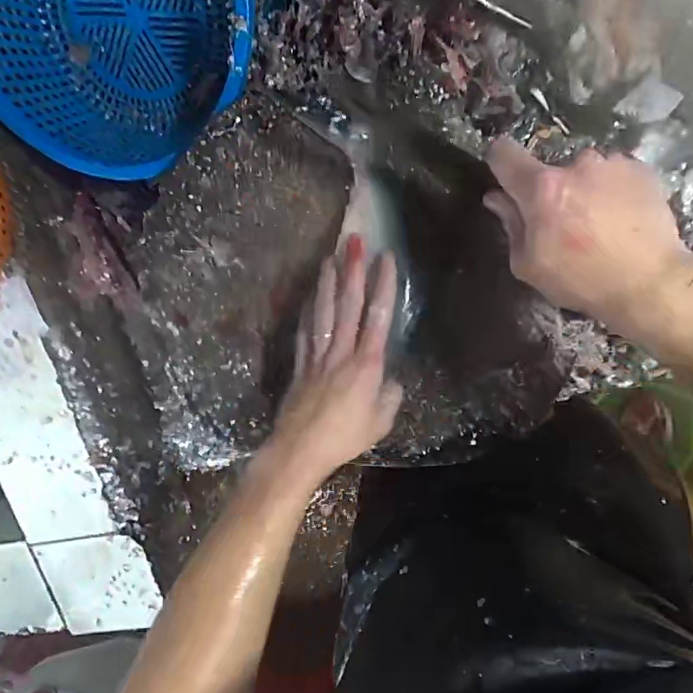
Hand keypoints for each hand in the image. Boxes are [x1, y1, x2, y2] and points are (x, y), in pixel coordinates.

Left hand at [265, 238, 404, 484]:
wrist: (300, 450)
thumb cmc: (345, 438)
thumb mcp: (380, 423)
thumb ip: (390, 398)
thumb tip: (391, 382)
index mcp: (367, 365)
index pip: (377, 317)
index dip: (384, 286)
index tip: (387, 258)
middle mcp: (341, 353)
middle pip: (348, 305)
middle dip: (353, 271)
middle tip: (354, 242)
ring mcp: (317, 357)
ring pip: (324, 313)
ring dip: (328, 284)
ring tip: (330, 257)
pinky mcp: (300, 366)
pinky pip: (305, 333)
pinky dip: (309, 312)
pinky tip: (311, 297)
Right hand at [484, 138, 692, 342]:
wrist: (649, 283)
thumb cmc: (582, 281)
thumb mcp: (530, 266)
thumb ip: (511, 226)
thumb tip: (497, 198)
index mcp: (542, 188)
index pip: (504, 154)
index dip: (500, 165)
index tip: (506, 181)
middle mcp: (576, 164)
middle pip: (551, 170)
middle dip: (553, 192)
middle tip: (567, 226)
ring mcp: (612, 163)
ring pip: (586, 172)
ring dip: (586, 190)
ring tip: (602, 225)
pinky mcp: (641, 170)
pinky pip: (615, 175)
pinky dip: (614, 192)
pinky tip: (624, 220)